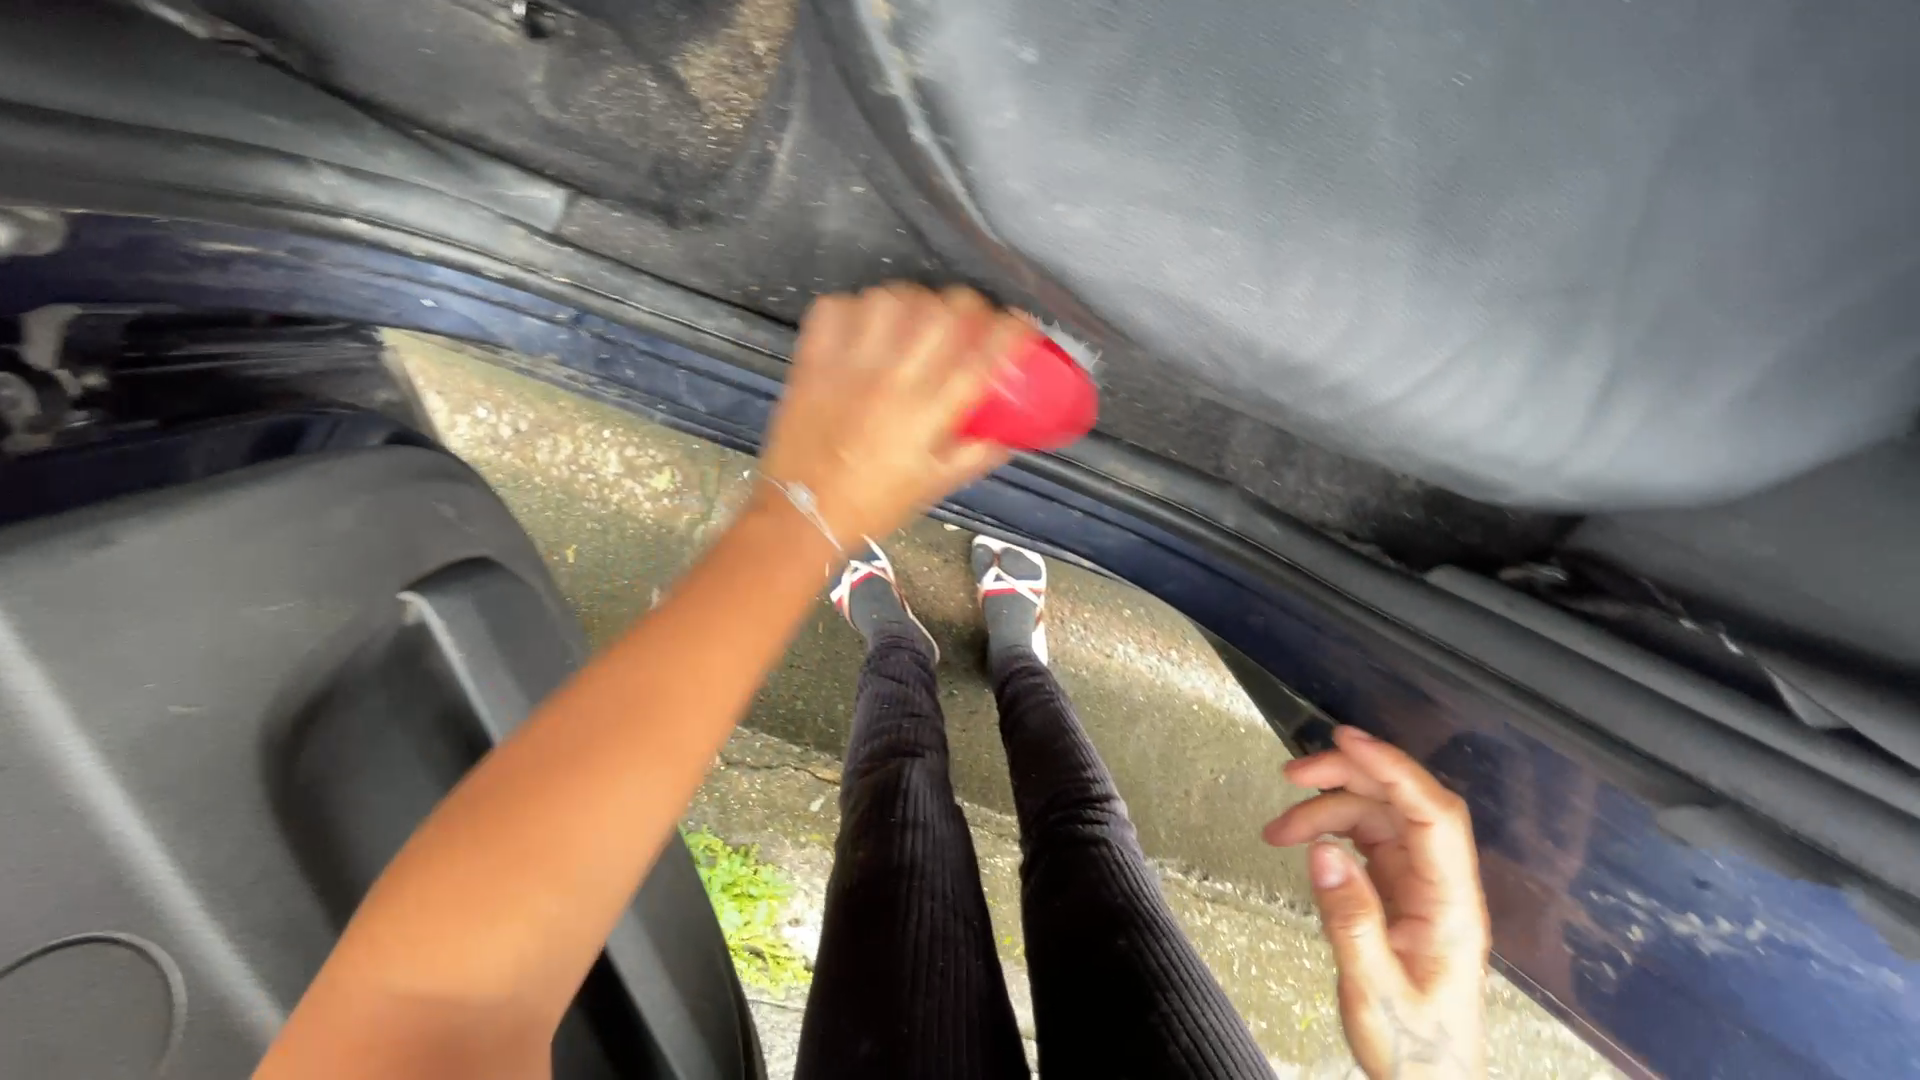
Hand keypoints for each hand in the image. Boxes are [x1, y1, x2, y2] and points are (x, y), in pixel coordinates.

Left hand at [760, 284, 1032, 545]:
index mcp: (928, 413)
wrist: (803, 514)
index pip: (982, 357)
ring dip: (912, 301)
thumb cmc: (873, 504)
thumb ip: (975, 455)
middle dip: (967, 305)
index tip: (1018, 324)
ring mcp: (849, 365)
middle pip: (942, 313)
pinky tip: (866, 325)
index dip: (1009, 331)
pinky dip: (856, 307)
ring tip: (914, 316)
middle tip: (968, 317)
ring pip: (891, 299)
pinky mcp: (813, 360)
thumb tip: (1008, 436)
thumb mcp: (934, 486)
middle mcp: (893, 379)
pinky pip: (837, 307)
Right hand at [1264, 726, 1490, 1079]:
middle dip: (1347, 776)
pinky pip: (1366, 841)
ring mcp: (1419, 886)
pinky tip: (1301, 843)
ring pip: (1377, 818)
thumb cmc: (1412, 1049)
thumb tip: (1323, 853)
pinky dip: (1330, 831)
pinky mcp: (1398, 892)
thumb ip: (1351, 922)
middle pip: (1401, 803)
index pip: (1431, 816)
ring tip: (1276, 830)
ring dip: (1325, 810)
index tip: (1344, 740)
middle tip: (1290, 774)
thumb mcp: (1374, 992)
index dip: (1392, 769)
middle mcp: (1439, 883)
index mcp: (1449, 904)